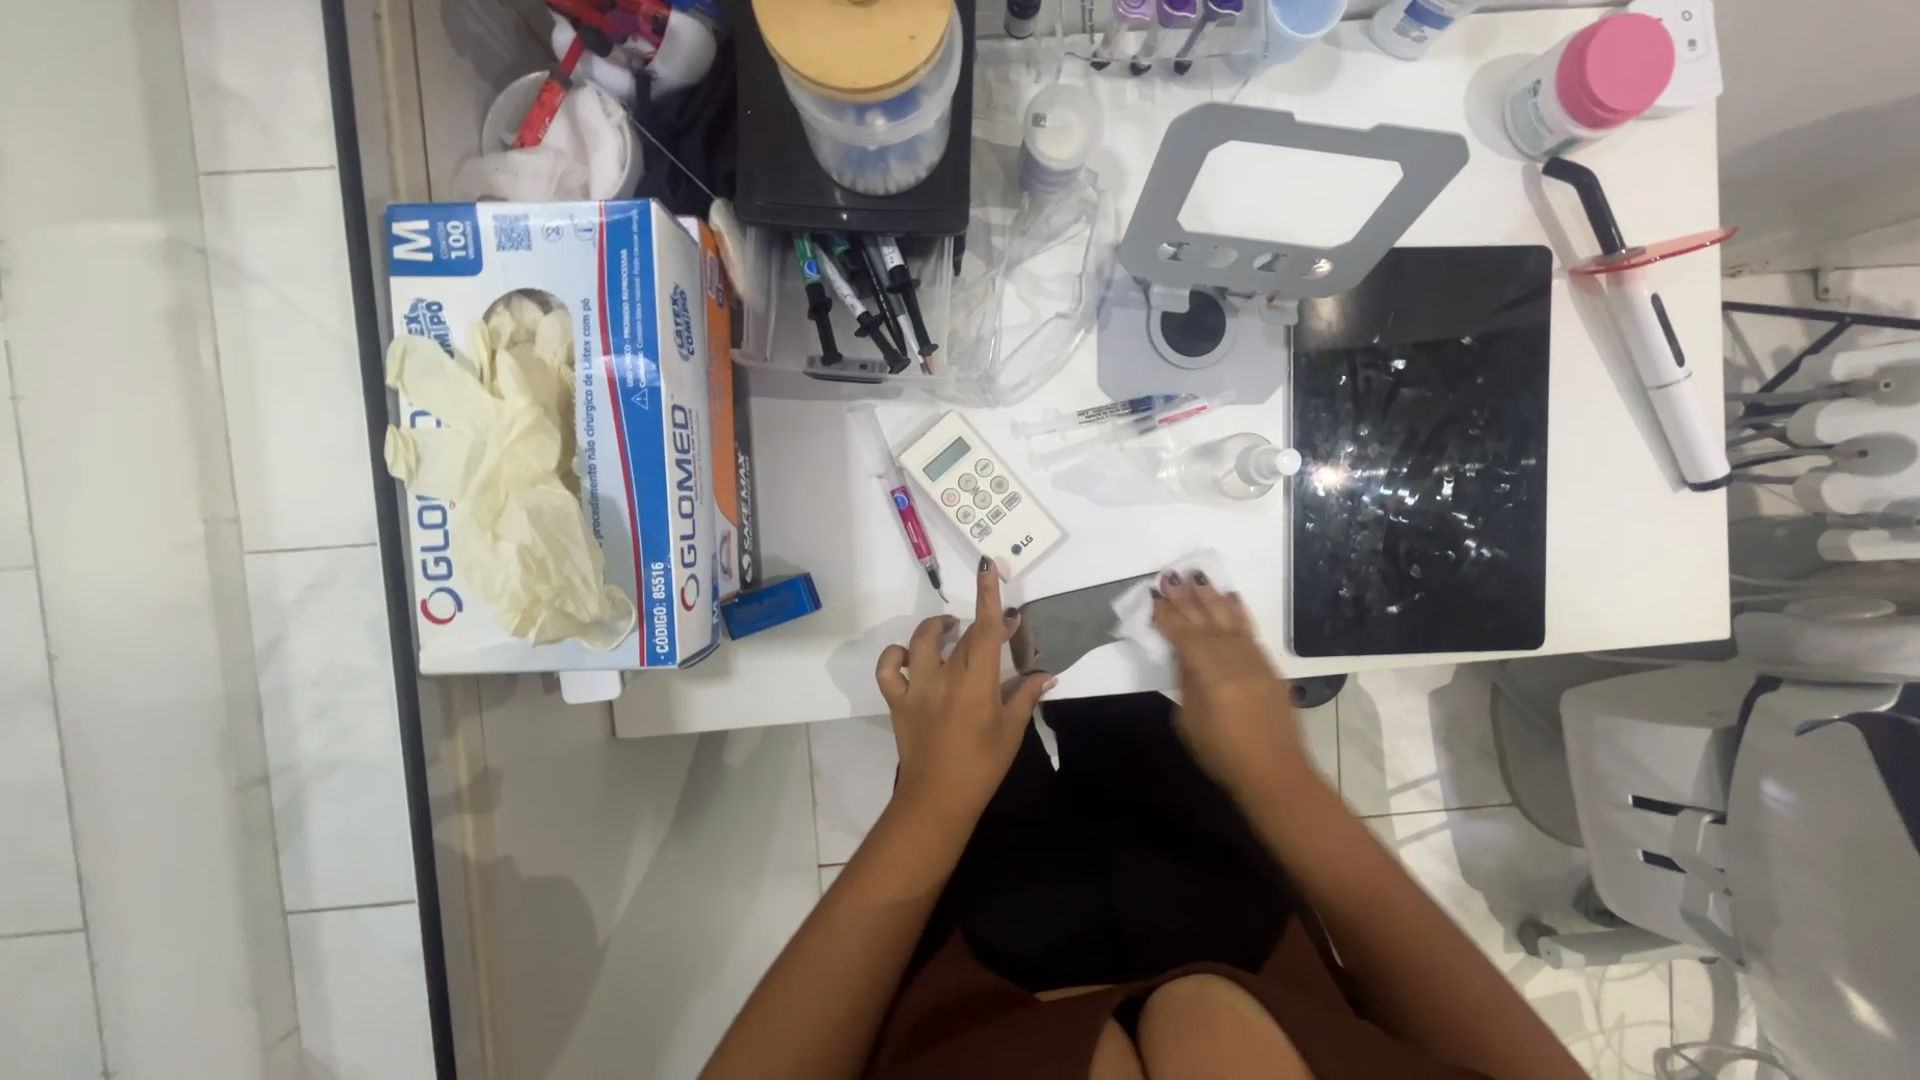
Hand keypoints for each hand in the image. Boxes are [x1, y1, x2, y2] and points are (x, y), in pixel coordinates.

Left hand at [877, 557, 1054, 822]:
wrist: (936, 799)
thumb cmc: (981, 767)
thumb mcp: (1010, 732)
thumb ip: (1024, 696)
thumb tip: (1046, 674)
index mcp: (976, 684)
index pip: (985, 631)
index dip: (988, 597)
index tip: (989, 568)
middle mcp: (944, 678)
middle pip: (961, 635)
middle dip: (979, 619)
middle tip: (996, 625)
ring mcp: (917, 687)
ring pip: (921, 642)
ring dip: (938, 628)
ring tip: (951, 628)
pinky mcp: (897, 701)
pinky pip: (888, 668)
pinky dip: (896, 656)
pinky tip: (910, 655)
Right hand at [1152, 571, 1309, 798]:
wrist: (1276, 775)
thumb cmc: (1223, 756)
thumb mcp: (1190, 723)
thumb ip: (1187, 683)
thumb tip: (1184, 656)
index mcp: (1211, 678)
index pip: (1184, 637)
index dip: (1167, 616)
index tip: (1154, 596)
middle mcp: (1235, 663)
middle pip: (1206, 623)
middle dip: (1186, 598)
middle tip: (1170, 576)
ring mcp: (1256, 663)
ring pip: (1230, 621)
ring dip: (1212, 597)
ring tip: (1197, 576)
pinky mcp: (1270, 668)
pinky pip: (1251, 632)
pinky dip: (1239, 613)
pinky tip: (1230, 597)